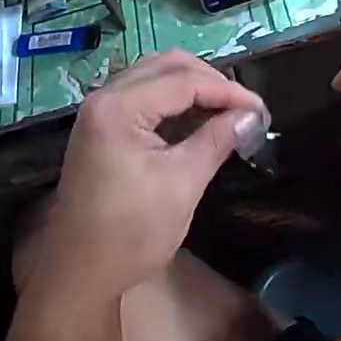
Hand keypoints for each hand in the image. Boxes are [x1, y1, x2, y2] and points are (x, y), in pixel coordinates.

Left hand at [34, 51, 265, 299]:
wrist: (80, 274)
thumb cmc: (131, 233)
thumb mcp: (183, 183)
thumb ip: (217, 139)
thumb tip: (251, 115)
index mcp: (119, 108)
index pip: (183, 80)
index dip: (228, 91)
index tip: (260, 109)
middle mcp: (104, 97)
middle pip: (167, 66)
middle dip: (211, 81)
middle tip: (244, 107)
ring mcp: (99, 110)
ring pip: (155, 75)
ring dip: (193, 85)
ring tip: (226, 109)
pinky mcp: (102, 126)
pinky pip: (144, 94)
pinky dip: (174, 99)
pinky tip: (197, 117)